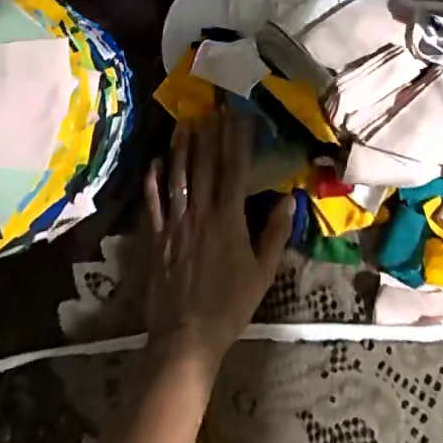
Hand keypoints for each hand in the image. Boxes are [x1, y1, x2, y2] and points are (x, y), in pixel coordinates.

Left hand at [141, 111, 295, 377]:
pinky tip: (154, 161)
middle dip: (210, 135)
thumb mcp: (262, 272)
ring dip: (181, 148)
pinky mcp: (155, 234)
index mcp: (229, 220)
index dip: (236, 141)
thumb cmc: (230, 304)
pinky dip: (153, 180)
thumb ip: (274, 233)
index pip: (234, 171)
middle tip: (211, 108)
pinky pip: (152, 201)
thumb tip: (289, 197)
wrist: (187, 333)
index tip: (238, 117)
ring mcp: (175, 222)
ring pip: (177, 176)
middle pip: (205, 166)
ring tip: (184, 123)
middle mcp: (200, 213)